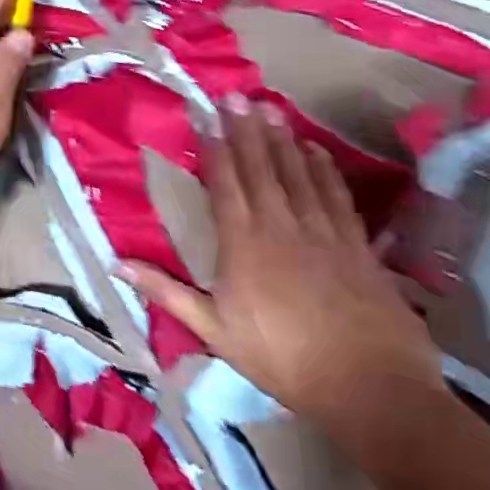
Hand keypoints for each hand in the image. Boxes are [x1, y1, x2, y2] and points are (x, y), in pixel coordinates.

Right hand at [116, 96, 446, 434]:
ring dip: (283, 141)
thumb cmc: (282, 360)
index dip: (216, 149)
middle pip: (262, 170)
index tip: (207, 118)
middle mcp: (282, 229)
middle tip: (237, 96)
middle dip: (247, 131)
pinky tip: (316, 151)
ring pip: (300, 176)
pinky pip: (337, 198)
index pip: (226, 185)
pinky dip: (325, 171)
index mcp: (243, 245)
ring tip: (272, 109)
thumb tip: (115, 262)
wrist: (374, 393)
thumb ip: (166, 291)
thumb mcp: (213, 331)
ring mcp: (324, 236)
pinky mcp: (359, 249)